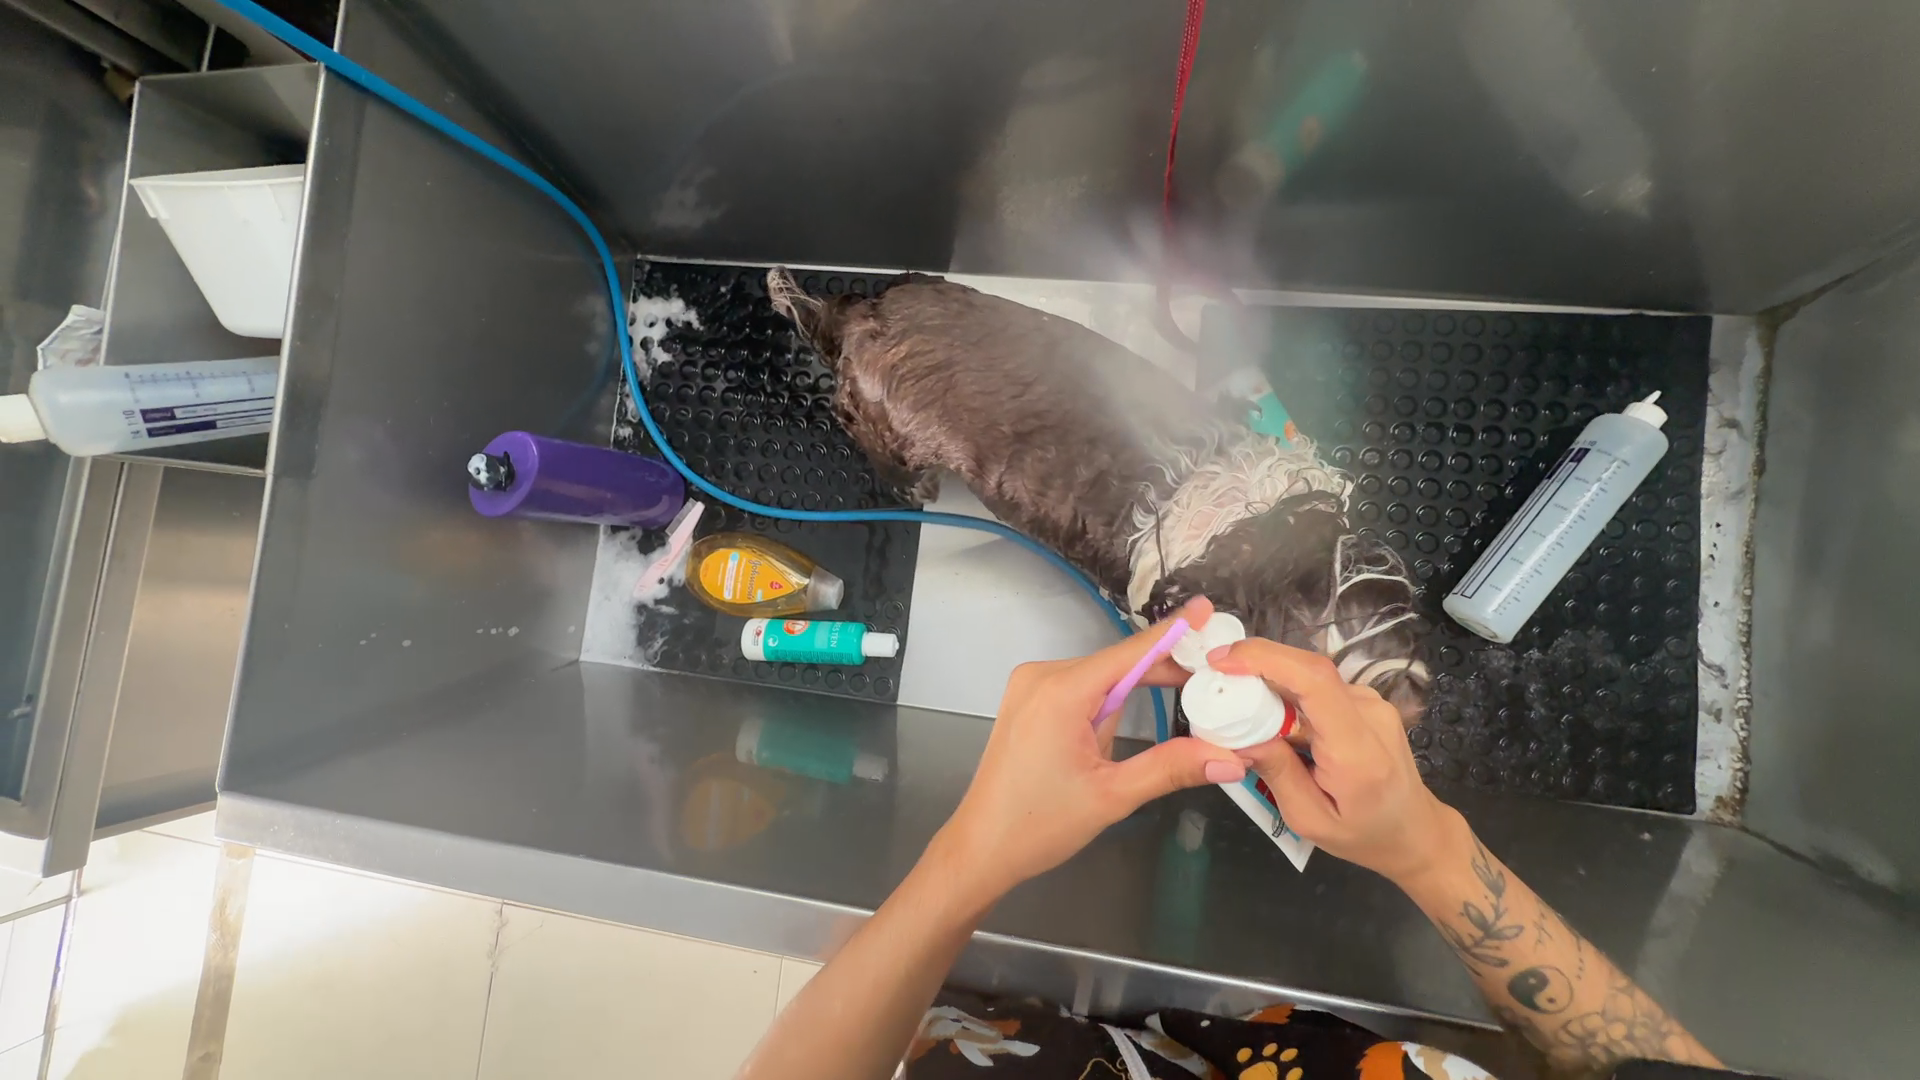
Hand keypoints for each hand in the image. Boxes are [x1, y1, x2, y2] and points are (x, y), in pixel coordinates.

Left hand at [937, 598, 1248, 904]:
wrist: (982, 845)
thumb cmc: (1040, 824)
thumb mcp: (1112, 795)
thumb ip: (1171, 768)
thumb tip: (1230, 759)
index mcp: (1061, 691)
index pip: (1130, 652)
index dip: (1172, 632)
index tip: (1206, 610)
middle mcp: (1042, 675)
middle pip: (1116, 663)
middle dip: (1163, 672)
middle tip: (1215, 680)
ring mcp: (1031, 685)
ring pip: (1100, 676)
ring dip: (1135, 690)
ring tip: (1184, 700)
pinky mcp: (1028, 700)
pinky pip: (1079, 688)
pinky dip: (1108, 698)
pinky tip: (1133, 714)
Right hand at [1209, 639, 1465, 884]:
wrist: (1417, 832)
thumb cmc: (1363, 835)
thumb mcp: (1309, 820)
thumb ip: (1276, 773)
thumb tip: (1239, 735)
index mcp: (1356, 749)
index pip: (1315, 682)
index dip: (1266, 660)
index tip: (1222, 660)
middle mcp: (1369, 713)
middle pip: (1306, 669)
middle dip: (1255, 665)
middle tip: (1215, 680)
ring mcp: (1371, 701)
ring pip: (1306, 674)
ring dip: (1267, 680)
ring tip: (1237, 702)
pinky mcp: (1364, 699)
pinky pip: (1314, 684)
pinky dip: (1284, 690)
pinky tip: (1269, 713)